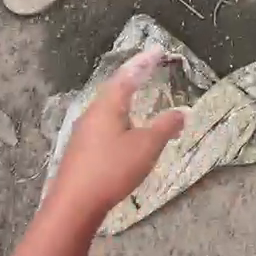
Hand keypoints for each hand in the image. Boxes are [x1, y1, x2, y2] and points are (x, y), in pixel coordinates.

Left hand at [45, 48, 186, 223]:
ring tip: (141, 94)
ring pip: (109, 106)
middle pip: (115, 88)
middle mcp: (92, 114)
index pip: (128, 75)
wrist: (74, 205)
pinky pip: (106, 122)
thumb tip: (182, 110)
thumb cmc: (112, 169)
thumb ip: (166, 126)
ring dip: (127, 97)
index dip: (144, 62)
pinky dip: (122, 115)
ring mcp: (84, 132)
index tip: (158, 51)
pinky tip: (127, 128)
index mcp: (108, 106)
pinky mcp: (82, 149)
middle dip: (134, 76)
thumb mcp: (147, 146)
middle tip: (150, 67)